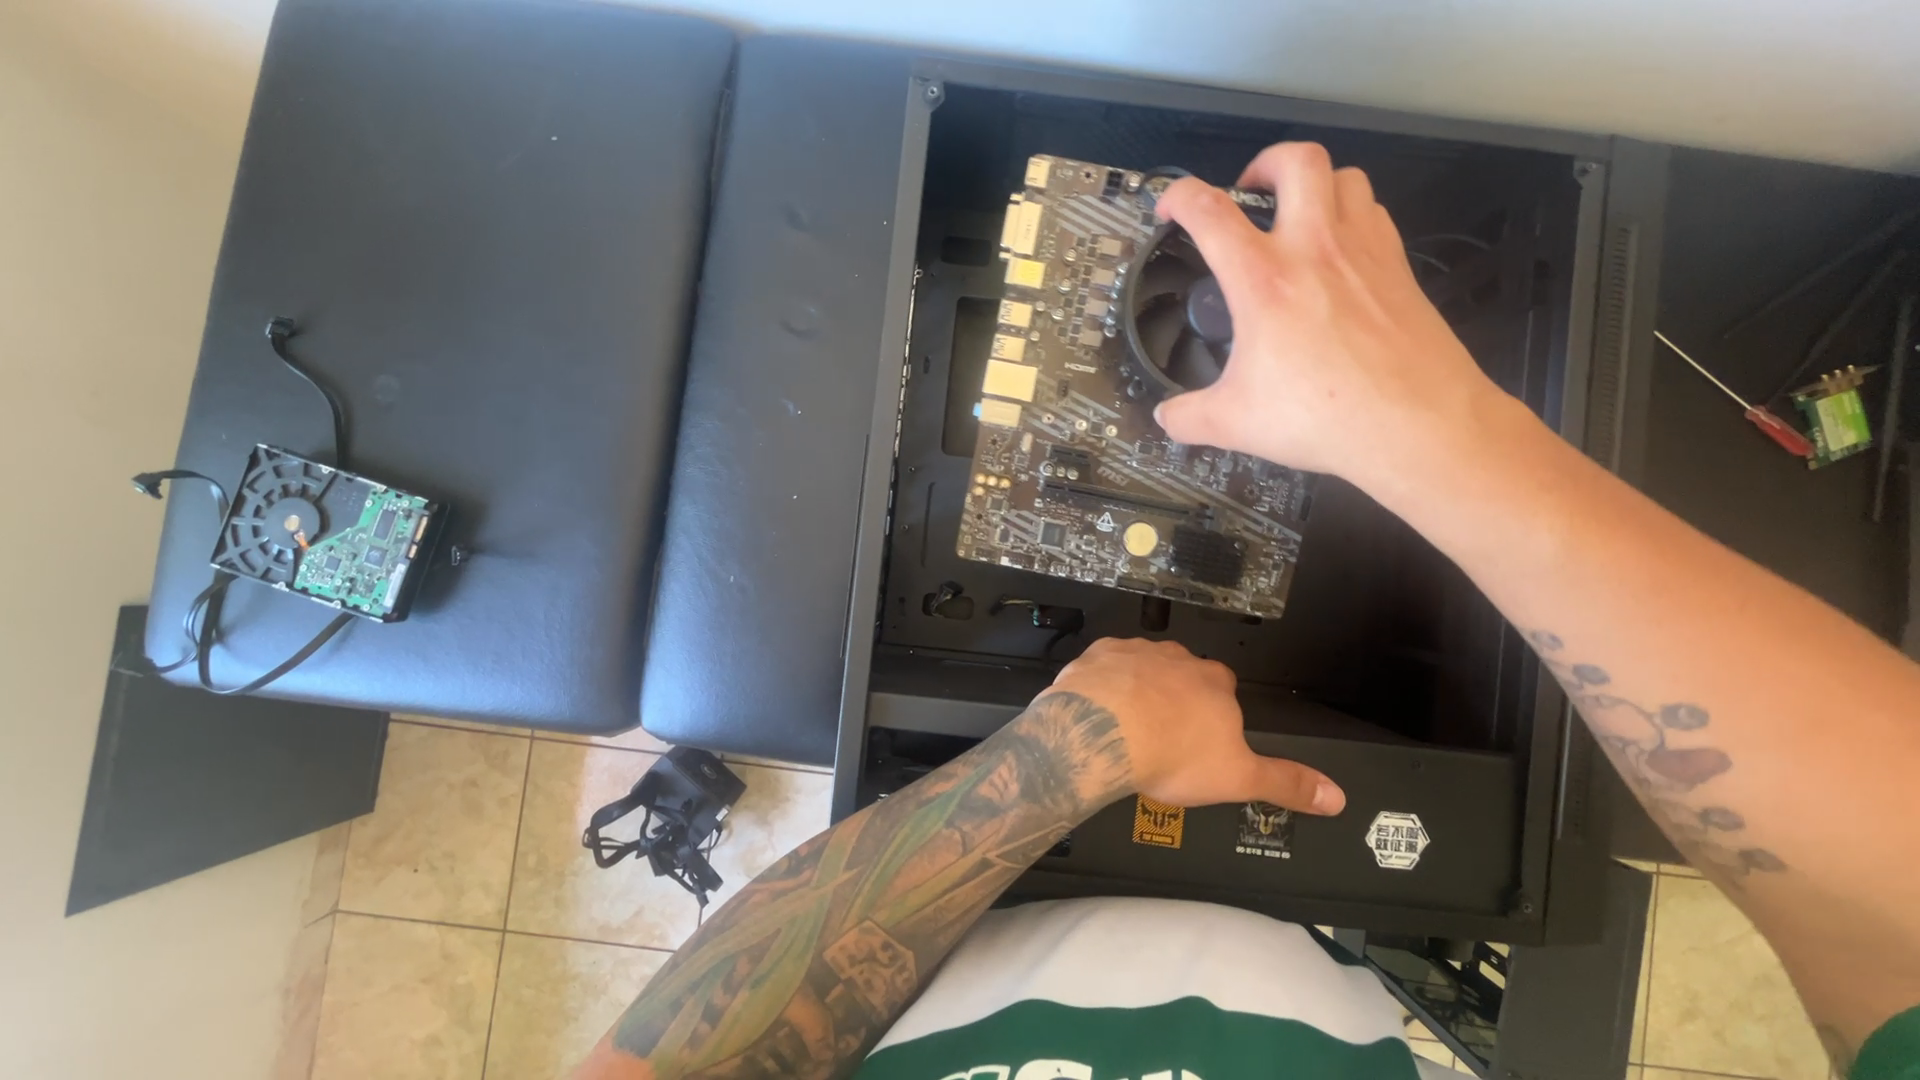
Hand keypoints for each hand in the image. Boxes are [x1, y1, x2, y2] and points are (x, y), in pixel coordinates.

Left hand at [1045, 637, 1345, 814]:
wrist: (1103, 732)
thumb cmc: (1172, 753)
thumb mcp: (1239, 777)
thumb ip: (1286, 782)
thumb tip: (1337, 796)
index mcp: (1216, 683)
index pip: (1224, 691)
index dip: (1212, 715)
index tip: (1200, 738)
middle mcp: (1179, 659)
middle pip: (1182, 675)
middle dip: (1174, 698)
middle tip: (1161, 734)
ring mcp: (1137, 652)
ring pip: (1142, 667)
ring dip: (1138, 689)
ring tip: (1127, 725)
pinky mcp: (1099, 654)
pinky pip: (1105, 664)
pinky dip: (1103, 683)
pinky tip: (1097, 708)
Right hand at [1150, 142, 1511, 484]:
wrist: (1416, 423)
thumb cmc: (1325, 416)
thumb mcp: (1234, 423)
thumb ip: (1188, 417)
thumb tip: (1168, 417)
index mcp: (1264, 280)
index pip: (1211, 212)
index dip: (1180, 196)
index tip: (1170, 205)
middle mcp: (1315, 249)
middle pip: (1295, 161)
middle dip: (1264, 163)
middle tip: (1248, 192)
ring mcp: (1364, 252)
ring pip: (1345, 176)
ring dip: (1315, 183)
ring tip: (1297, 214)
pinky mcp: (1398, 268)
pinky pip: (1374, 213)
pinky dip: (1351, 214)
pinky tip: (1339, 249)